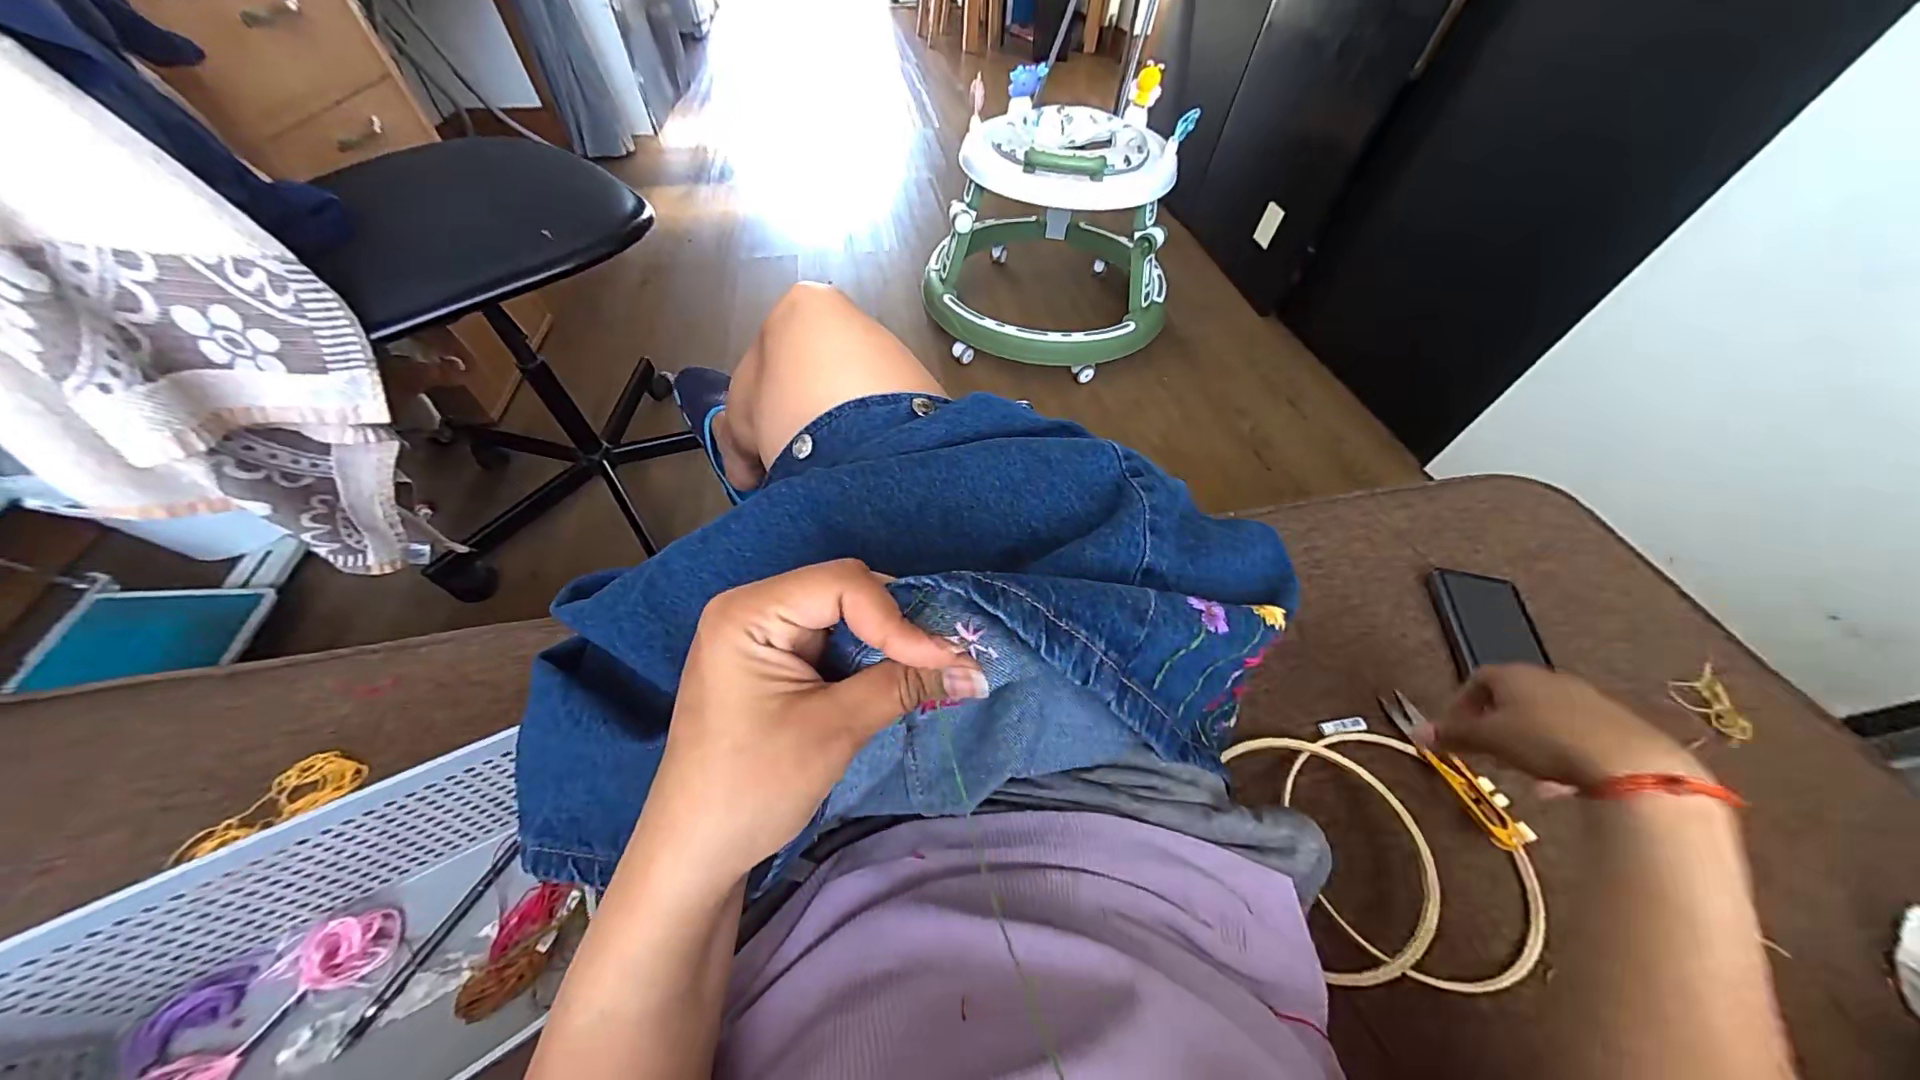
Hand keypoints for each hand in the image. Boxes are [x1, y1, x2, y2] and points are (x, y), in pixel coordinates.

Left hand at [632, 560, 987, 889]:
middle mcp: (751, 608)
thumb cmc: (754, 787)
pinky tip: (894, 678)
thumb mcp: (835, 729)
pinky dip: (868, 658)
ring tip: (928, 669)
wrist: (696, 852)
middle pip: (844, 592)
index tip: (942, 659)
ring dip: (887, 643)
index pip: (842, 584)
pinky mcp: (772, 661)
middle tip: (944, 658)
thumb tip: (973, 667)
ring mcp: (761, 634)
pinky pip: (832, 642)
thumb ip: (904, 685)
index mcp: (748, 612)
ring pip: (844, 617)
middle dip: (896, 625)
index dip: (897, 617)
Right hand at [1414, 664, 1705, 794]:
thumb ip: (1452, 735)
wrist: (1632, 764)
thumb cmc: (1545, 740)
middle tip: (1486, 750)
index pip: (1475, 680)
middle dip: (1495, 725)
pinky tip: (1558, 782)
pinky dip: (1558, 753)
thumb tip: (1418, 734)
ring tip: (1522, 769)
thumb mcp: (1487, 738)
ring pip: (1544, 718)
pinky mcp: (1617, 725)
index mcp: (1514, 674)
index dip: (1461, 706)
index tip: (1455, 732)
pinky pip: (1574, 735)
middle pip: (1511, 698)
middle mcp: (1549, 679)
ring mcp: (1587, 700)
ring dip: (1527, 741)